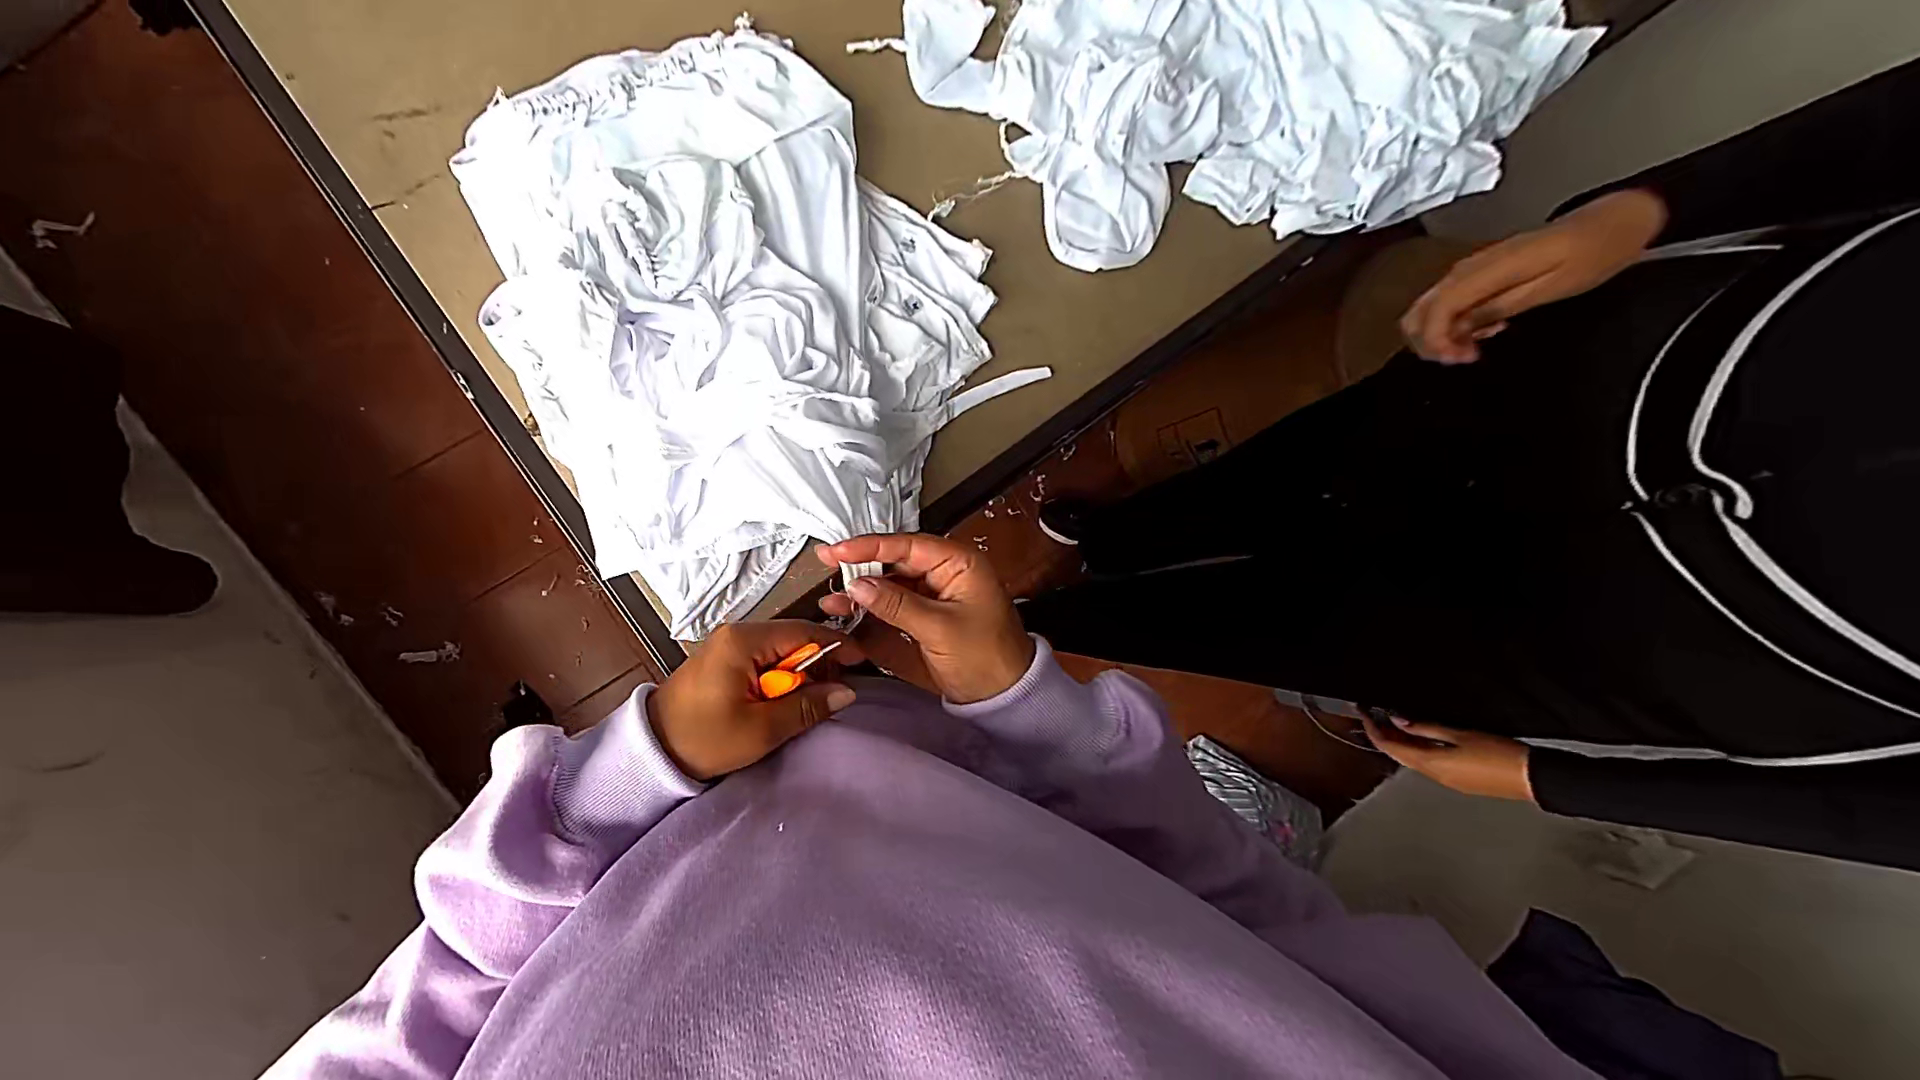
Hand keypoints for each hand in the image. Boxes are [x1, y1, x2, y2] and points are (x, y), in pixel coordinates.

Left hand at [647, 620, 862, 779]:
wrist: (649, 754)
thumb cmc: (703, 739)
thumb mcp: (761, 729)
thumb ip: (806, 707)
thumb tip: (847, 692)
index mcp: (743, 641)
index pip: (804, 632)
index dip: (836, 646)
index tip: (861, 662)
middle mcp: (736, 633)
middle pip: (794, 639)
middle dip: (818, 664)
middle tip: (834, 693)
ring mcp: (728, 645)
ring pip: (782, 651)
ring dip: (799, 674)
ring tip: (810, 702)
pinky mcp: (724, 661)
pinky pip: (765, 660)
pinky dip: (781, 678)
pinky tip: (785, 700)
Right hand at [815, 533, 1035, 704]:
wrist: (1005, 695)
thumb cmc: (990, 657)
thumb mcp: (940, 629)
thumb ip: (897, 605)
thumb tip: (860, 586)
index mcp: (959, 564)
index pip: (908, 545)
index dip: (870, 546)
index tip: (840, 550)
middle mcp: (945, 573)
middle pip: (895, 561)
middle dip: (862, 567)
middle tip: (830, 565)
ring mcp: (934, 595)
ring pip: (890, 584)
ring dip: (863, 591)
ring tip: (835, 599)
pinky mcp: (925, 616)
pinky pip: (893, 606)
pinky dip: (871, 610)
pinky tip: (850, 612)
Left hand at [1361, 714, 1535, 801]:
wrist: (1535, 778)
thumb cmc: (1498, 753)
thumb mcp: (1459, 735)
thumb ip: (1425, 729)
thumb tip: (1397, 721)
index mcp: (1429, 764)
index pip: (1389, 747)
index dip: (1373, 730)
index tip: (1363, 713)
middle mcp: (1433, 776)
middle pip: (1398, 755)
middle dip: (1384, 735)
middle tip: (1375, 714)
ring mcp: (1447, 781)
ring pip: (1413, 760)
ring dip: (1401, 743)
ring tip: (1392, 721)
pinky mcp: (1460, 782)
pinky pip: (1429, 764)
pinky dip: (1418, 750)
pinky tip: (1420, 738)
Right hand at [1400, 188, 1667, 363]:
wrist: (1612, 221)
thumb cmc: (1593, 253)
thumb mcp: (1552, 287)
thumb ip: (1499, 307)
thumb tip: (1461, 329)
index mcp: (1488, 269)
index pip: (1438, 308)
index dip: (1437, 339)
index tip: (1458, 359)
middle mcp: (1467, 268)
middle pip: (1419, 311)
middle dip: (1430, 342)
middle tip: (1461, 358)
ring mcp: (1468, 270)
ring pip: (1426, 310)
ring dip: (1439, 336)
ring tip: (1471, 348)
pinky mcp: (1473, 275)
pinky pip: (1444, 305)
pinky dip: (1450, 326)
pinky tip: (1479, 332)